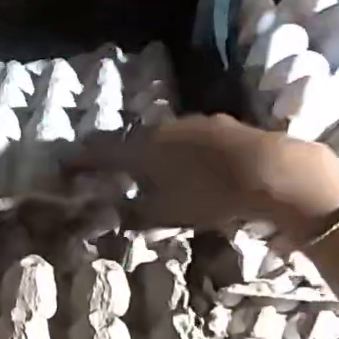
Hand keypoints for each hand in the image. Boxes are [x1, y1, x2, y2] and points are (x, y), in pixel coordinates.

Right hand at [74, 115, 338, 234]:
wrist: (273, 171)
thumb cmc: (211, 196)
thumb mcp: (165, 214)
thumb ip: (134, 214)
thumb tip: (113, 213)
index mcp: (142, 149)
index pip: (101, 153)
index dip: (81, 161)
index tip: (66, 165)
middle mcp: (162, 129)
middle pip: (130, 142)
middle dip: (116, 156)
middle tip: (106, 170)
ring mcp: (193, 123)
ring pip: (159, 138)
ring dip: (148, 153)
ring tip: (146, 170)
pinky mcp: (220, 125)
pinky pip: (185, 139)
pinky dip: (175, 152)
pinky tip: (185, 165)